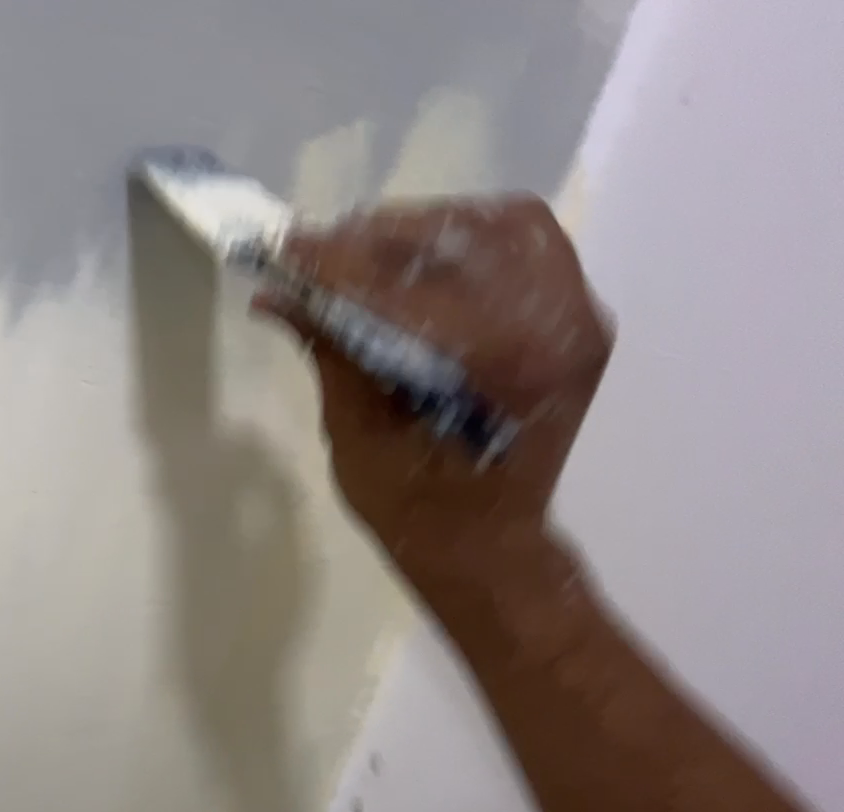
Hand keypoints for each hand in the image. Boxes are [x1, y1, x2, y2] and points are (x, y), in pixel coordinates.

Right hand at [253, 195, 613, 580]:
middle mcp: (554, 326)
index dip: (336, 262)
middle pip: (466, 235)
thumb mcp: (352, 424)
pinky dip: (469, 243)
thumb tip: (276, 294)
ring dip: (428, 228)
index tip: (286, 248)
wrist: (481, 541)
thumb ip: (328, 345)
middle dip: (381, 234)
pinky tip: (418, 262)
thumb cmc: (407, 500)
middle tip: (321, 244)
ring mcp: (578, 319)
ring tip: (366, 246)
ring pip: (506, 227)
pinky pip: (529, 251)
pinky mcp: (579, 321)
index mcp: (492, 364)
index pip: (404, 284)